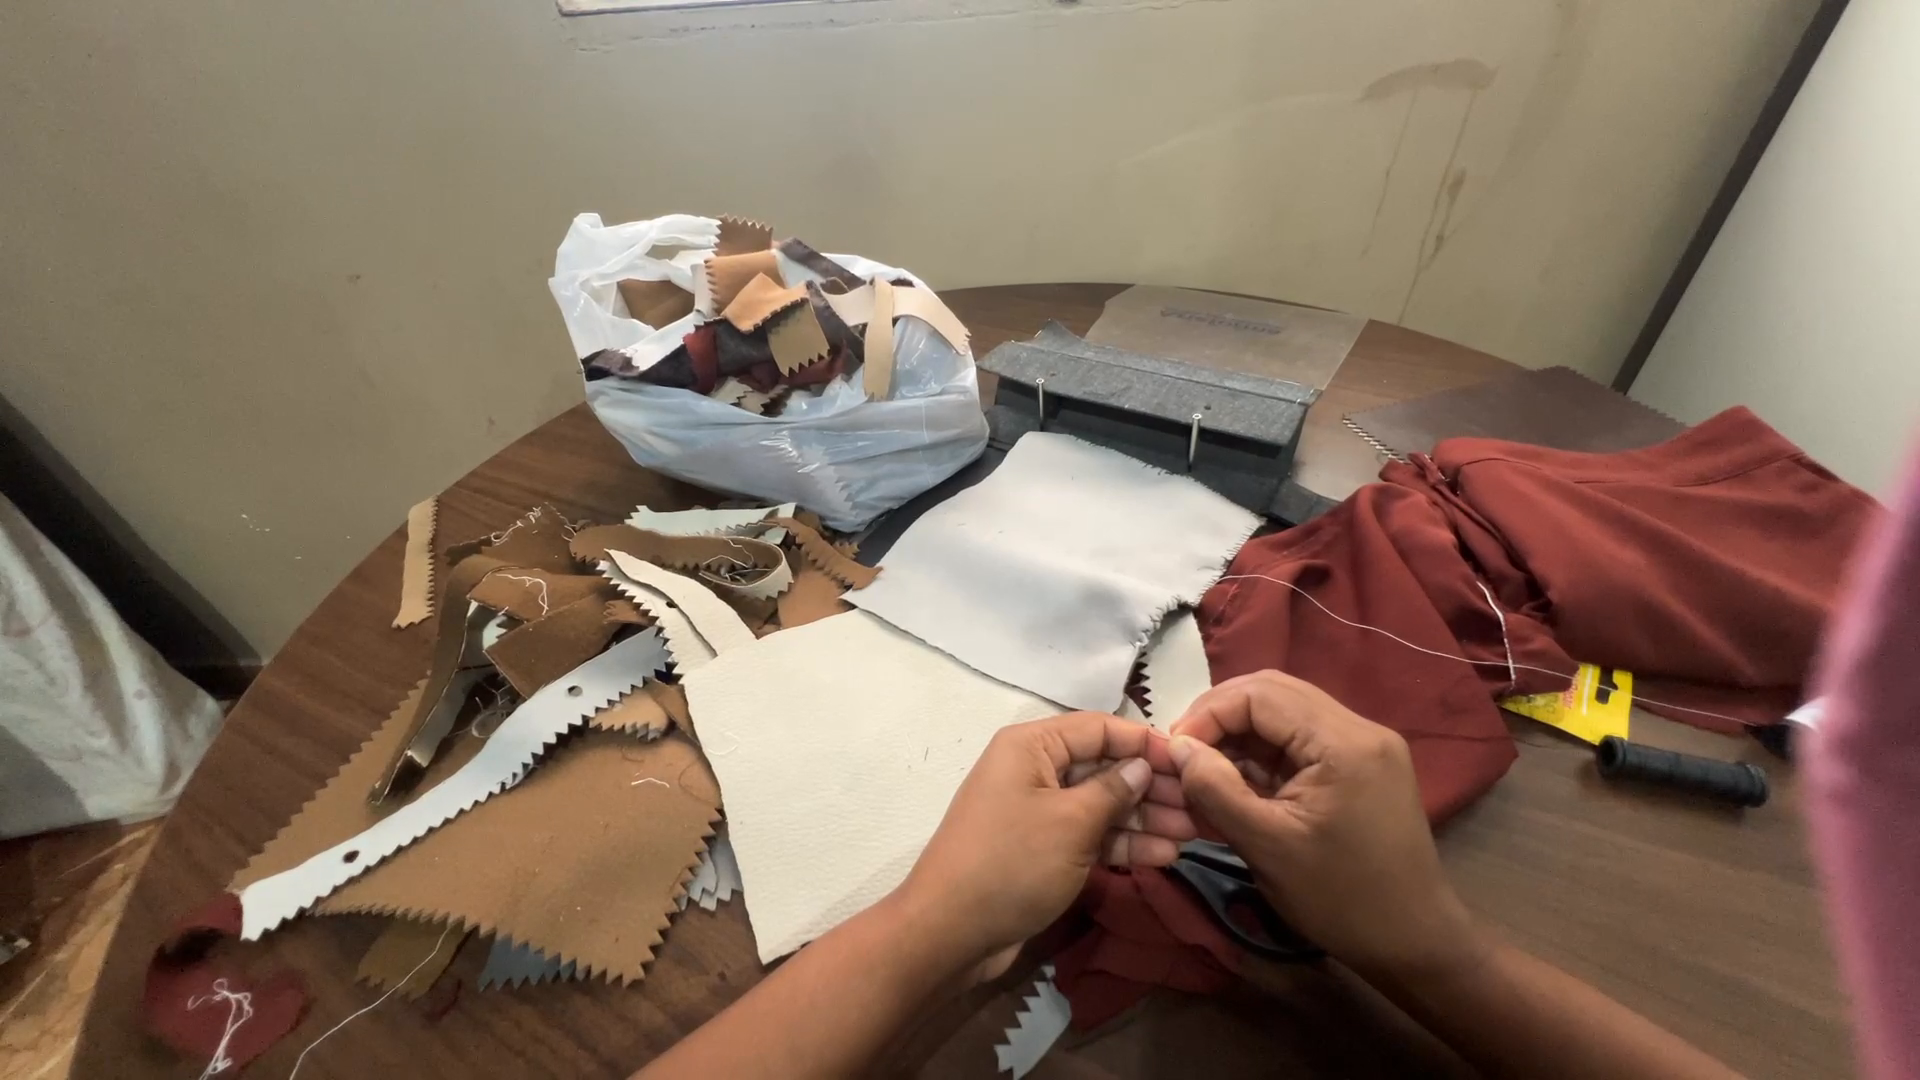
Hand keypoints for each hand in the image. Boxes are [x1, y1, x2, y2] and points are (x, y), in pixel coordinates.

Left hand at [893, 712, 1195, 971]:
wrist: (951, 932)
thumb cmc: (1012, 862)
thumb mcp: (1070, 823)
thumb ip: (1112, 790)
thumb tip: (1142, 764)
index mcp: (1031, 745)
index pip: (1098, 727)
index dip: (1144, 742)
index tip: (1191, 760)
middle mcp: (1034, 768)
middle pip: (1102, 765)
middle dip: (1150, 784)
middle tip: (1200, 806)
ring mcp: (1038, 809)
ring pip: (1100, 803)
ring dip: (1144, 817)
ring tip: (1193, 833)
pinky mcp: (1042, 847)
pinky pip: (1088, 833)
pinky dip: (1122, 842)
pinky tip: (1163, 854)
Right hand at [1167, 671, 1483, 979]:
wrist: (1414, 946)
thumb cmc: (1340, 900)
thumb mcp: (1265, 847)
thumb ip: (1215, 789)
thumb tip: (1176, 746)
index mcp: (1344, 744)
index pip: (1260, 695)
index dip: (1209, 713)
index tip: (1175, 749)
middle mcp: (1359, 728)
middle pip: (1271, 690)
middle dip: (1219, 713)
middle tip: (1184, 748)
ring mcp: (1362, 742)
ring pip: (1282, 708)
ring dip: (1237, 728)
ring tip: (1203, 762)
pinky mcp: (1357, 760)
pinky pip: (1296, 733)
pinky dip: (1259, 746)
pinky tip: (1235, 774)